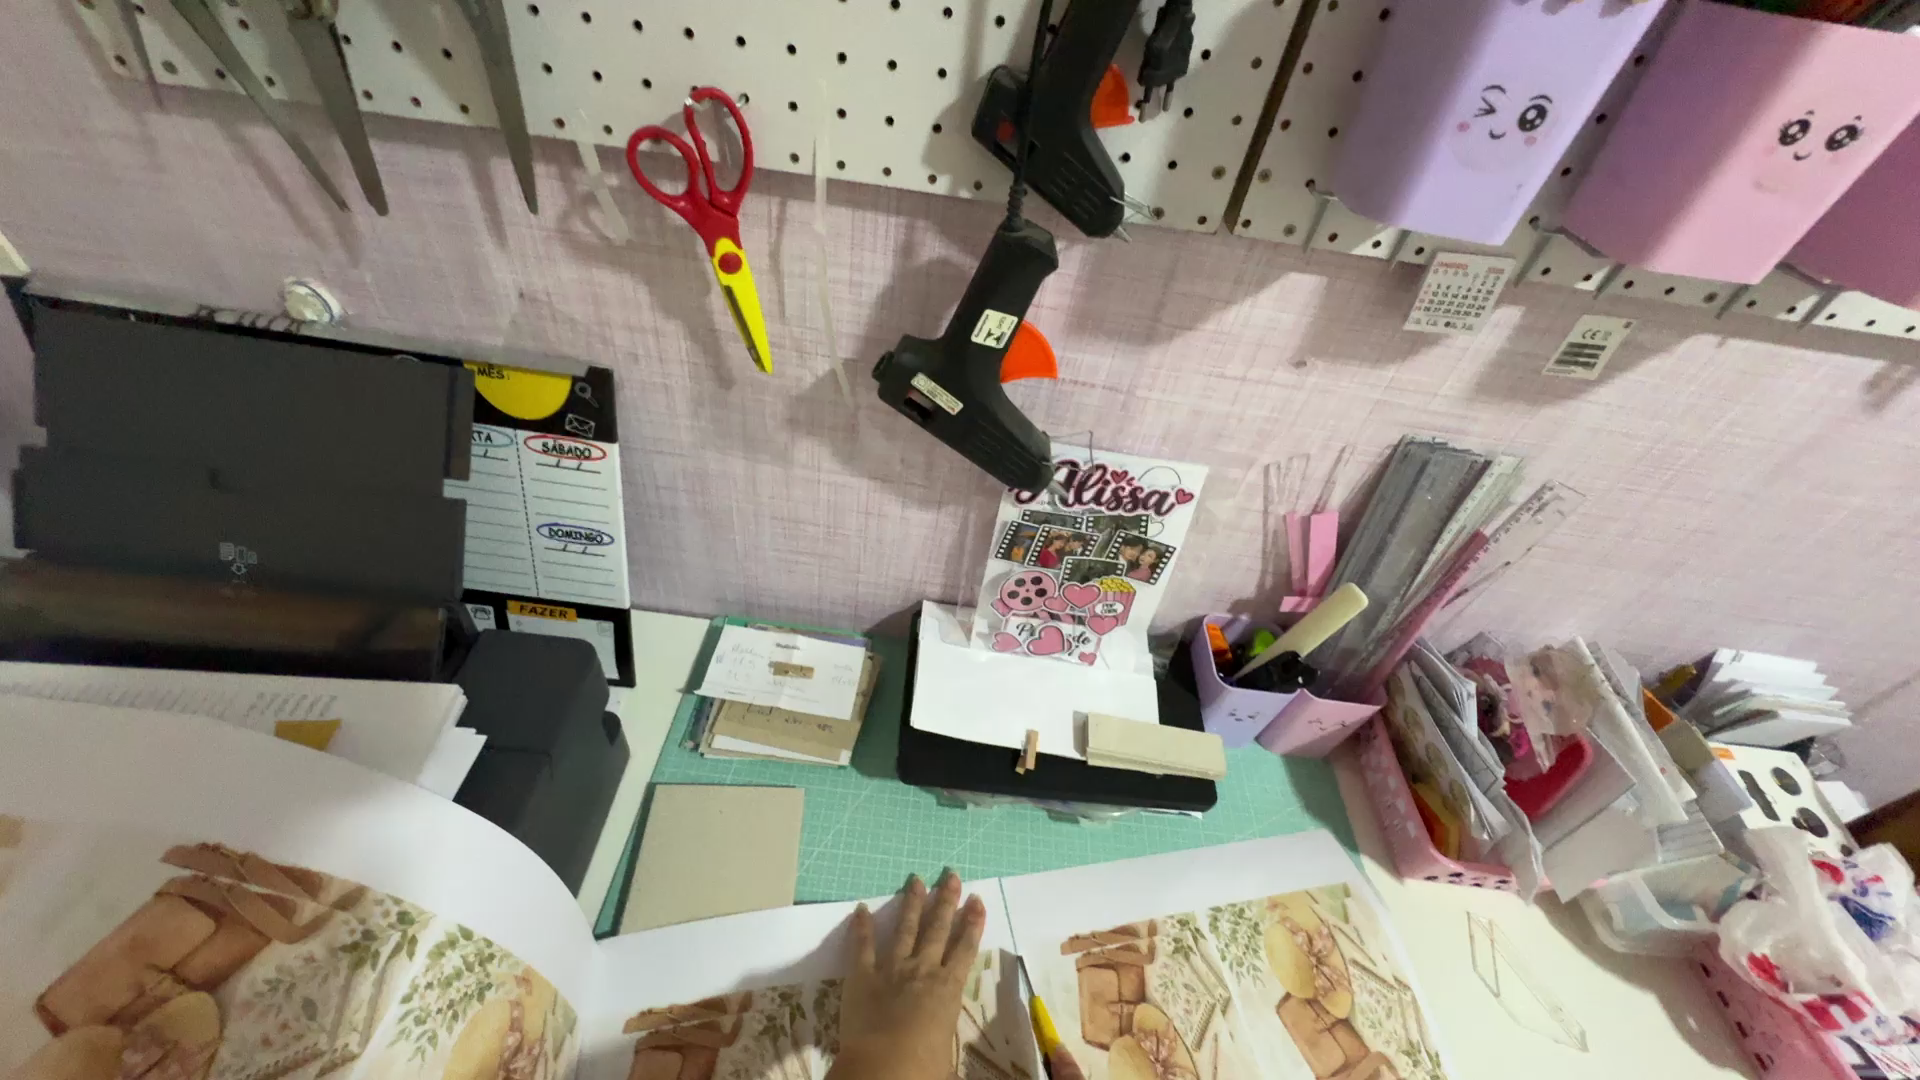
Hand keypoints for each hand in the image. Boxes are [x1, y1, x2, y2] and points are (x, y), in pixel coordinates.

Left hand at [827, 870, 985, 1079]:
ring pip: (905, 928)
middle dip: (946, 900)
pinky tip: (861, 908)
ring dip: (912, 903)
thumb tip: (955, 1054)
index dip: (972, 923)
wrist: (882, 1069)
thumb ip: (949, 1041)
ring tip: (916, 880)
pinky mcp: (863, 975)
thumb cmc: (922, 1070)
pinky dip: (861, 926)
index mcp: (948, 989)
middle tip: (951, 875)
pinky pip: (862, 946)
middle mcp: (923, 970)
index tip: (976, 899)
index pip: (965, 949)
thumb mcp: (947, 1059)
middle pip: (938, 929)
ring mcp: (892, 968)